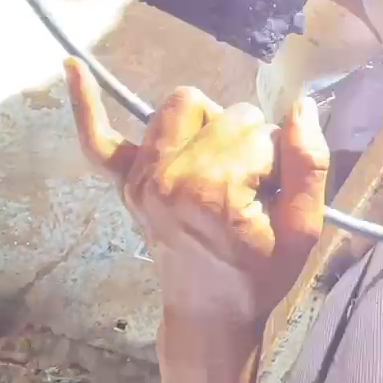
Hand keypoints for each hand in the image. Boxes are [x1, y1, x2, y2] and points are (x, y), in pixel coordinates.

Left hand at [62, 59, 329, 336]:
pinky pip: (97, 138)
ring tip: (219, 159)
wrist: (209, 315)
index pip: (260, 132)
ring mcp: (139, 178)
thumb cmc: (259, 276)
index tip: (275, 194)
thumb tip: (303, 107)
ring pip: (182, 104)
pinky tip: (73, 68)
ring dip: (208, 122)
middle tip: (253, 187)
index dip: (278, 157)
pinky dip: (86, 104)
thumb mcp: (304, 229)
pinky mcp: (123, 182)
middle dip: (251, 141)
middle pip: (229, 114)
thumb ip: (309, 165)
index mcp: (213, 191)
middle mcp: (168, 176)